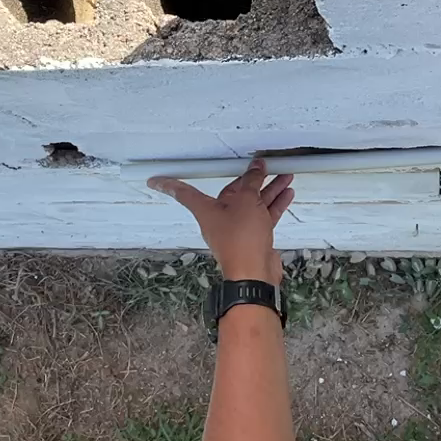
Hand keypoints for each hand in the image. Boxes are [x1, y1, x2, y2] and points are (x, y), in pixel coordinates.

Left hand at [148, 159, 294, 285]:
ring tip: (284, 176)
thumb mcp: (247, 201)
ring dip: (268, 190)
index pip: (183, 193)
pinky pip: (263, 215)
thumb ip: (252, 181)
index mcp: (207, 210)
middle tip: (263, 166)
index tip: (155, 180)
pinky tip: (286, 194)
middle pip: (233, 193)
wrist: (254, 274)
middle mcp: (220, 218)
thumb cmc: (242, 240)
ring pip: (252, 203)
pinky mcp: (253, 237)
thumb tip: (256, 168)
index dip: (169, 185)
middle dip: (251, 179)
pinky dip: (274, 204)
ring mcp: (237, 228)